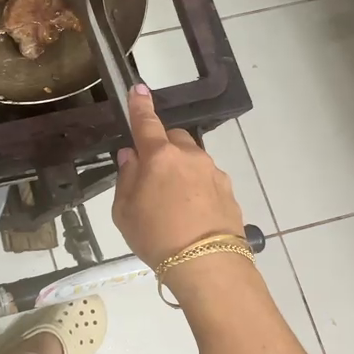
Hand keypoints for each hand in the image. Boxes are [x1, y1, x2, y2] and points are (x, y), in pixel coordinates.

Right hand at [113, 84, 244, 264]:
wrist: (208, 265)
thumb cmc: (156, 237)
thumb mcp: (124, 211)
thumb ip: (126, 177)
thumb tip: (131, 156)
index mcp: (159, 156)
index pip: (146, 122)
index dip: (140, 105)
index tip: (138, 89)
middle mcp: (189, 156)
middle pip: (173, 138)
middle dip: (162, 147)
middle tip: (150, 175)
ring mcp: (213, 172)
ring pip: (191, 160)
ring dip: (180, 170)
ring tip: (171, 203)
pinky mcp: (228, 190)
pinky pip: (206, 179)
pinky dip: (196, 188)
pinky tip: (190, 214)